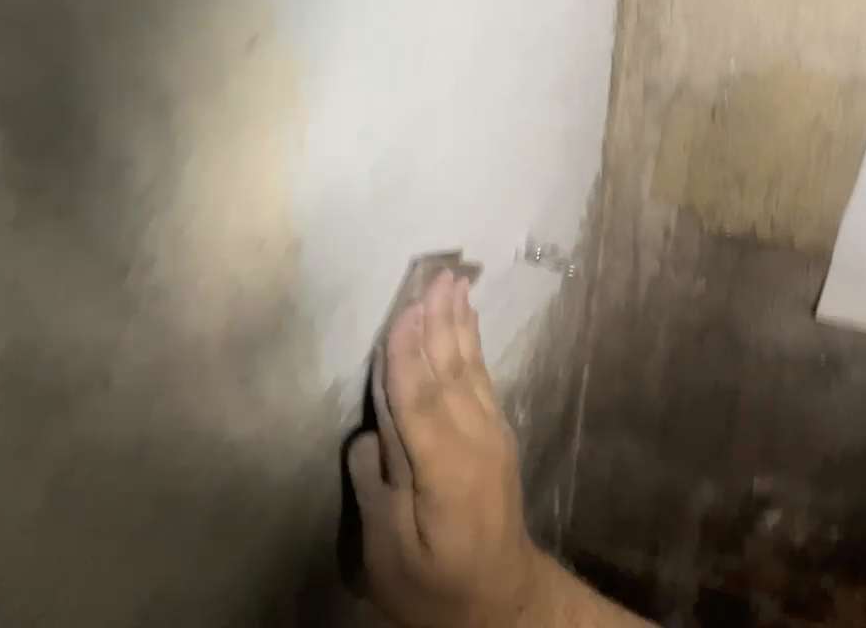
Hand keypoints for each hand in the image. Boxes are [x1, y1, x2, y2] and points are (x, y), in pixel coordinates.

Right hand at [347, 270, 547, 627]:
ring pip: (470, 368)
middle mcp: (475, 436)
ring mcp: (491, 431)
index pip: (419, 399)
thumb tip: (368, 434)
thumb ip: (379, 487)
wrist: (497, 591)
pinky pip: (481, 381)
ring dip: (460, 325)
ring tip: (456, 285)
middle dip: (441, 321)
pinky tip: (467, 329)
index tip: (404, 309)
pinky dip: (472, 350)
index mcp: (445, 466)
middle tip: (438, 274)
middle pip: (451, 370)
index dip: (408, 354)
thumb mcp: (390, 550)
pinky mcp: (496, 432)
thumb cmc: (431, 582)